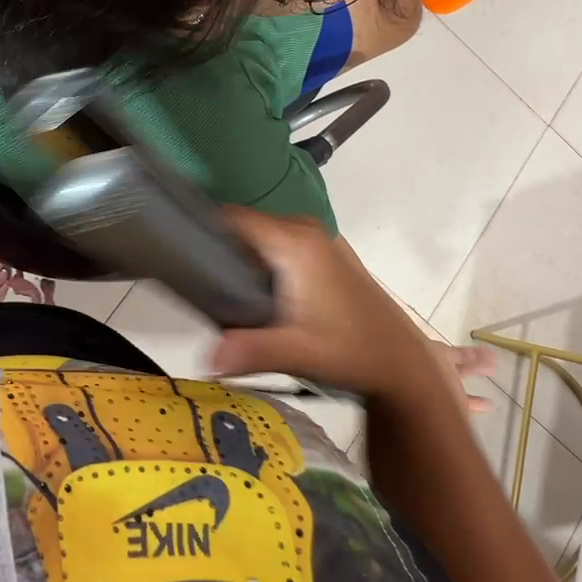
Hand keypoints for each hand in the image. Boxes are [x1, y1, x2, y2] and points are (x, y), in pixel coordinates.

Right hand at [209, 208, 493, 411]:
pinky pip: (279, 247)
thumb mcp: (297, 352)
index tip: (178, 252)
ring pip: (262, 237)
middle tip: (194, 282)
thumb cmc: (351, 352)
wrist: (403, 364)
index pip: (233, 217)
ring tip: (218, 291)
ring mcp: (319, 240)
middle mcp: (305, 230)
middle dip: (219, 249)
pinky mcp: (325, 255)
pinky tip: (254, 296)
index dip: (202, 228)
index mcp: (295, 242)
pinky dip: (262, 263)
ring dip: (241, 258)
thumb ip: (251, 350)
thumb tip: (205, 359)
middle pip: (245, 226)